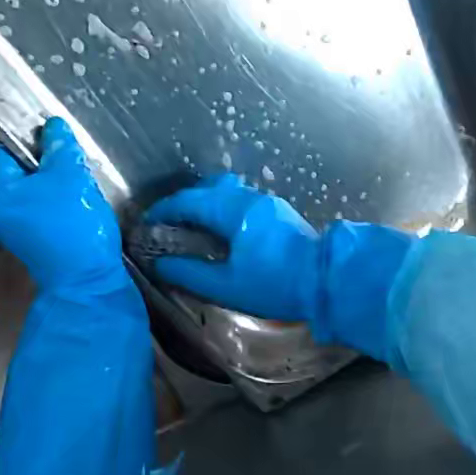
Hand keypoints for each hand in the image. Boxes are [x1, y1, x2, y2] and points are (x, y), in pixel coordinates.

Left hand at [0, 118, 127, 294]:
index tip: (59, 132)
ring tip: (79, 182)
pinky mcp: (33, 234)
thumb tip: (53, 126)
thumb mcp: (68, 175)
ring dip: (58, 178)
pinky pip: (44, 202)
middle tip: (74, 160)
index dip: (33, 135)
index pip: (7, 146)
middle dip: (49, 159)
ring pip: (36, 183)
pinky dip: (60, 197)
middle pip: (21, 164)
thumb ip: (59, 144)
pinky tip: (79, 200)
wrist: (88, 280)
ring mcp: (13, 223)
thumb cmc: (72, 225)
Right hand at [142, 174, 321, 321]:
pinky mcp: (277, 212)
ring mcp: (266, 202)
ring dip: (204, 204)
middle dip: (183, 204)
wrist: (328, 281)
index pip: (188, 201)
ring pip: (225, 191)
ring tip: (194, 229)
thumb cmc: (274, 284)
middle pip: (206, 189)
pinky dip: (221, 208)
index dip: (164, 211)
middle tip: (168, 225)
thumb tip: (161, 264)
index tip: (147, 223)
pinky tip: (221, 232)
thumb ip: (189, 273)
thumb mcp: (226, 285)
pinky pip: (240, 200)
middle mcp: (248, 198)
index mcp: (232, 210)